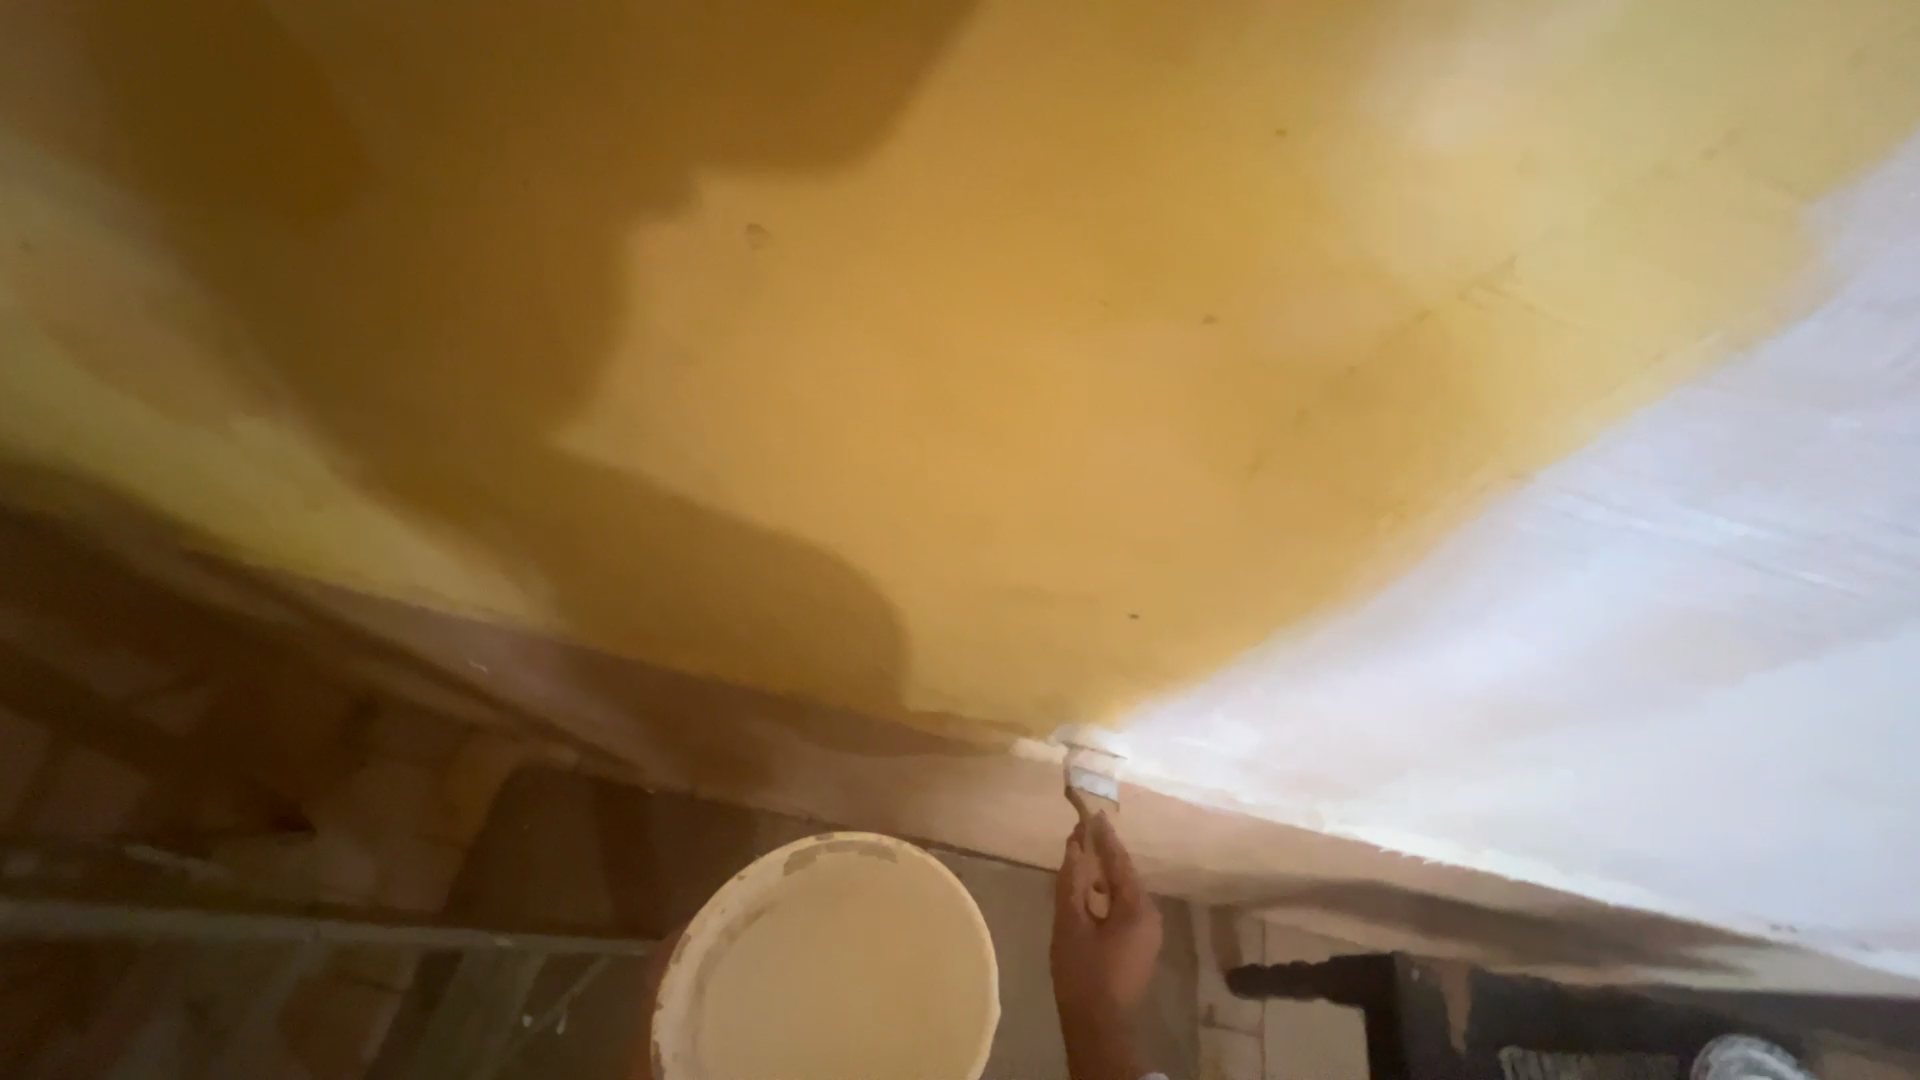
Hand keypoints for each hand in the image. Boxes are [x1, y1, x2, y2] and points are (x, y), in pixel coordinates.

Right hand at [1051, 811, 1163, 1023]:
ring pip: (1124, 891)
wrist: (1098, 1026)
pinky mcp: (1140, 945)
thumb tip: (1075, 844)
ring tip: (1082, 855)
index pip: (1118, 859)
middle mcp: (1150, 914)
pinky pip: (1124, 906)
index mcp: (1137, 906)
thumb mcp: (1070, 923)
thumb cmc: (1083, 973)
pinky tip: (1088, 891)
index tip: (1091, 811)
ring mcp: (1148, 932)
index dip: (1103, 835)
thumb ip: (1072, 880)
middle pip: (1124, 873)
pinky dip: (1107, 893)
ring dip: (1104, 873)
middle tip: (1083, 829)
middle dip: (1104, 852)